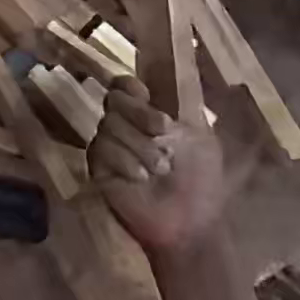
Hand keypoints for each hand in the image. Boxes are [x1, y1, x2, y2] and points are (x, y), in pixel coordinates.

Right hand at [87, 83, 226, 256]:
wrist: (189, 223)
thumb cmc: (200, 180)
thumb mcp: (201, 137)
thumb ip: (184, 107)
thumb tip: (170, 76)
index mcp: (148, 113)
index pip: (124, 85)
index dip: (130, 87)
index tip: (146, 96)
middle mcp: (124, 124)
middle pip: (114, 99)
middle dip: (140, 115)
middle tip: (162, 133)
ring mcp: (109, 145)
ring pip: (109, 124)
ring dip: (139, 145)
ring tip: (158, 169)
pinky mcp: (98, 167)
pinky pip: (101, 149)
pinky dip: (124, 161)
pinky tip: (140, 177)